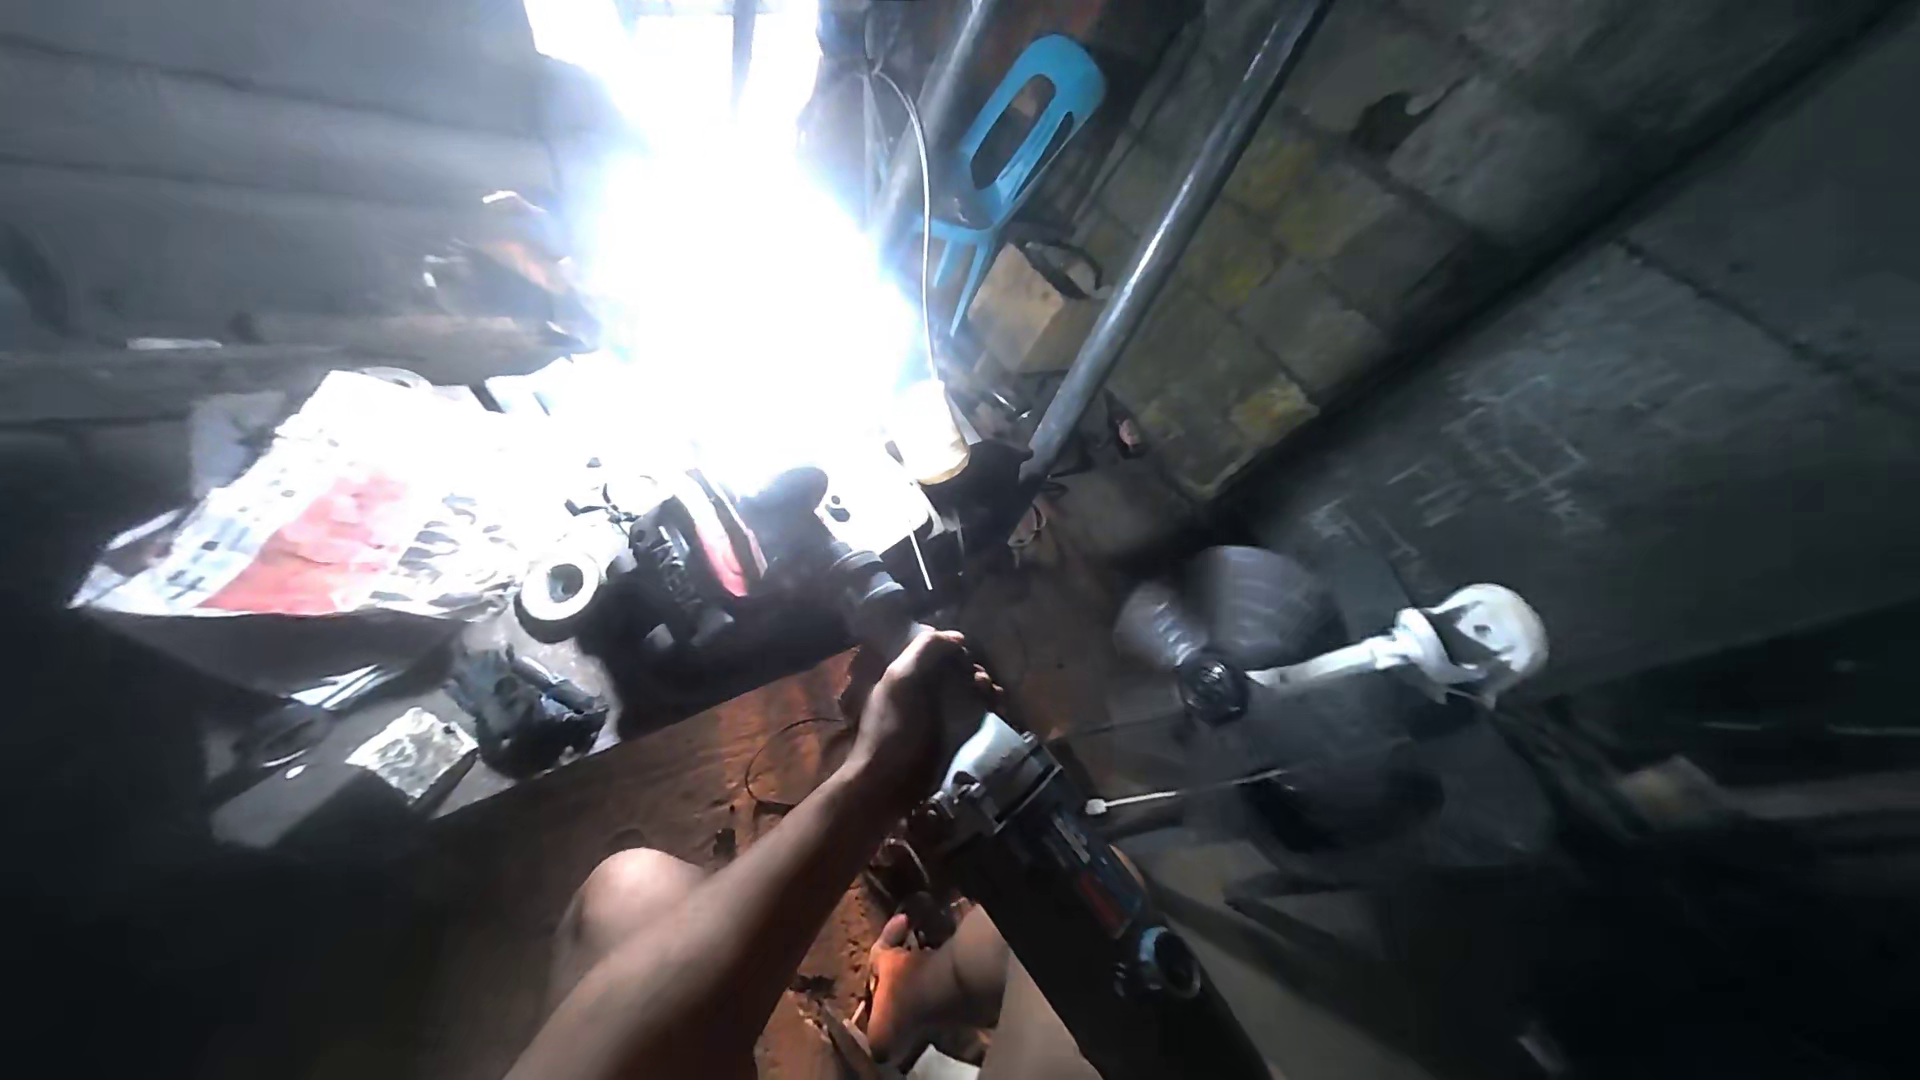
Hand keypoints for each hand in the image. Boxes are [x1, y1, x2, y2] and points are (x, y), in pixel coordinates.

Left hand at [842, 629, 996, 811]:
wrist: (887, 785)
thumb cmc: (892, 729)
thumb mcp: (901, 681)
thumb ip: (924, 651)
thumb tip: (959, 636)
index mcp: (907, 673)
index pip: (938, 650)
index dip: (955, 649)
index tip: (966, 657)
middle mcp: (924, 689)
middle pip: (958, 669)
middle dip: (974, 670)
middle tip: (980, 682)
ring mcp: (940, 714)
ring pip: (970, 690)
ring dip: (986, 687)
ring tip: (991, 695)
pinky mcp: (954, 736)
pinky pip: (977, 714)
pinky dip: (990, 707)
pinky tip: (998, 708)